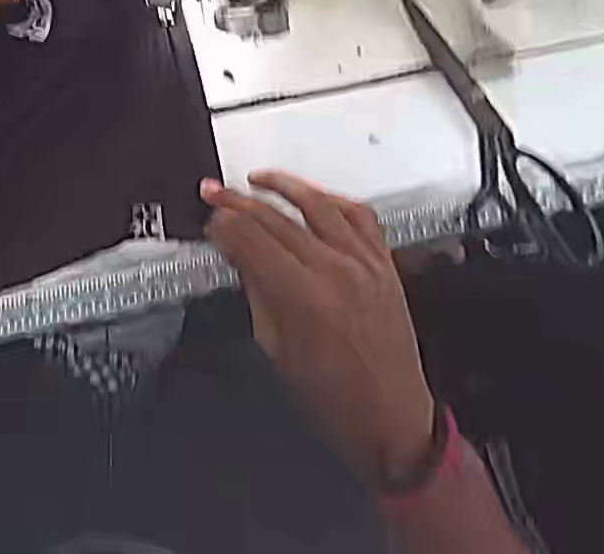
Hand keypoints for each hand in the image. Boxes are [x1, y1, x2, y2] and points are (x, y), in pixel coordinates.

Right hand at [203, 171, 438, 486]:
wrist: (393, 423)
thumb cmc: (335, 399)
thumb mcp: (276, 347)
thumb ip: (255, 288)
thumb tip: (234, 249)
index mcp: (306, 299)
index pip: (251, 238)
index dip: (222, 223)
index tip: (210, 221)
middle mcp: (338, 273)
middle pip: (276, 218)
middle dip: (237, 202)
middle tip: (215, 193)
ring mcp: (366, 264)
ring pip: (317, 203)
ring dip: (282, 185)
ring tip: (257, 179)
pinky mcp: (385, 264)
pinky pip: (358, 214)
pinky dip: (330, 198)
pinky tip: (311, 194)